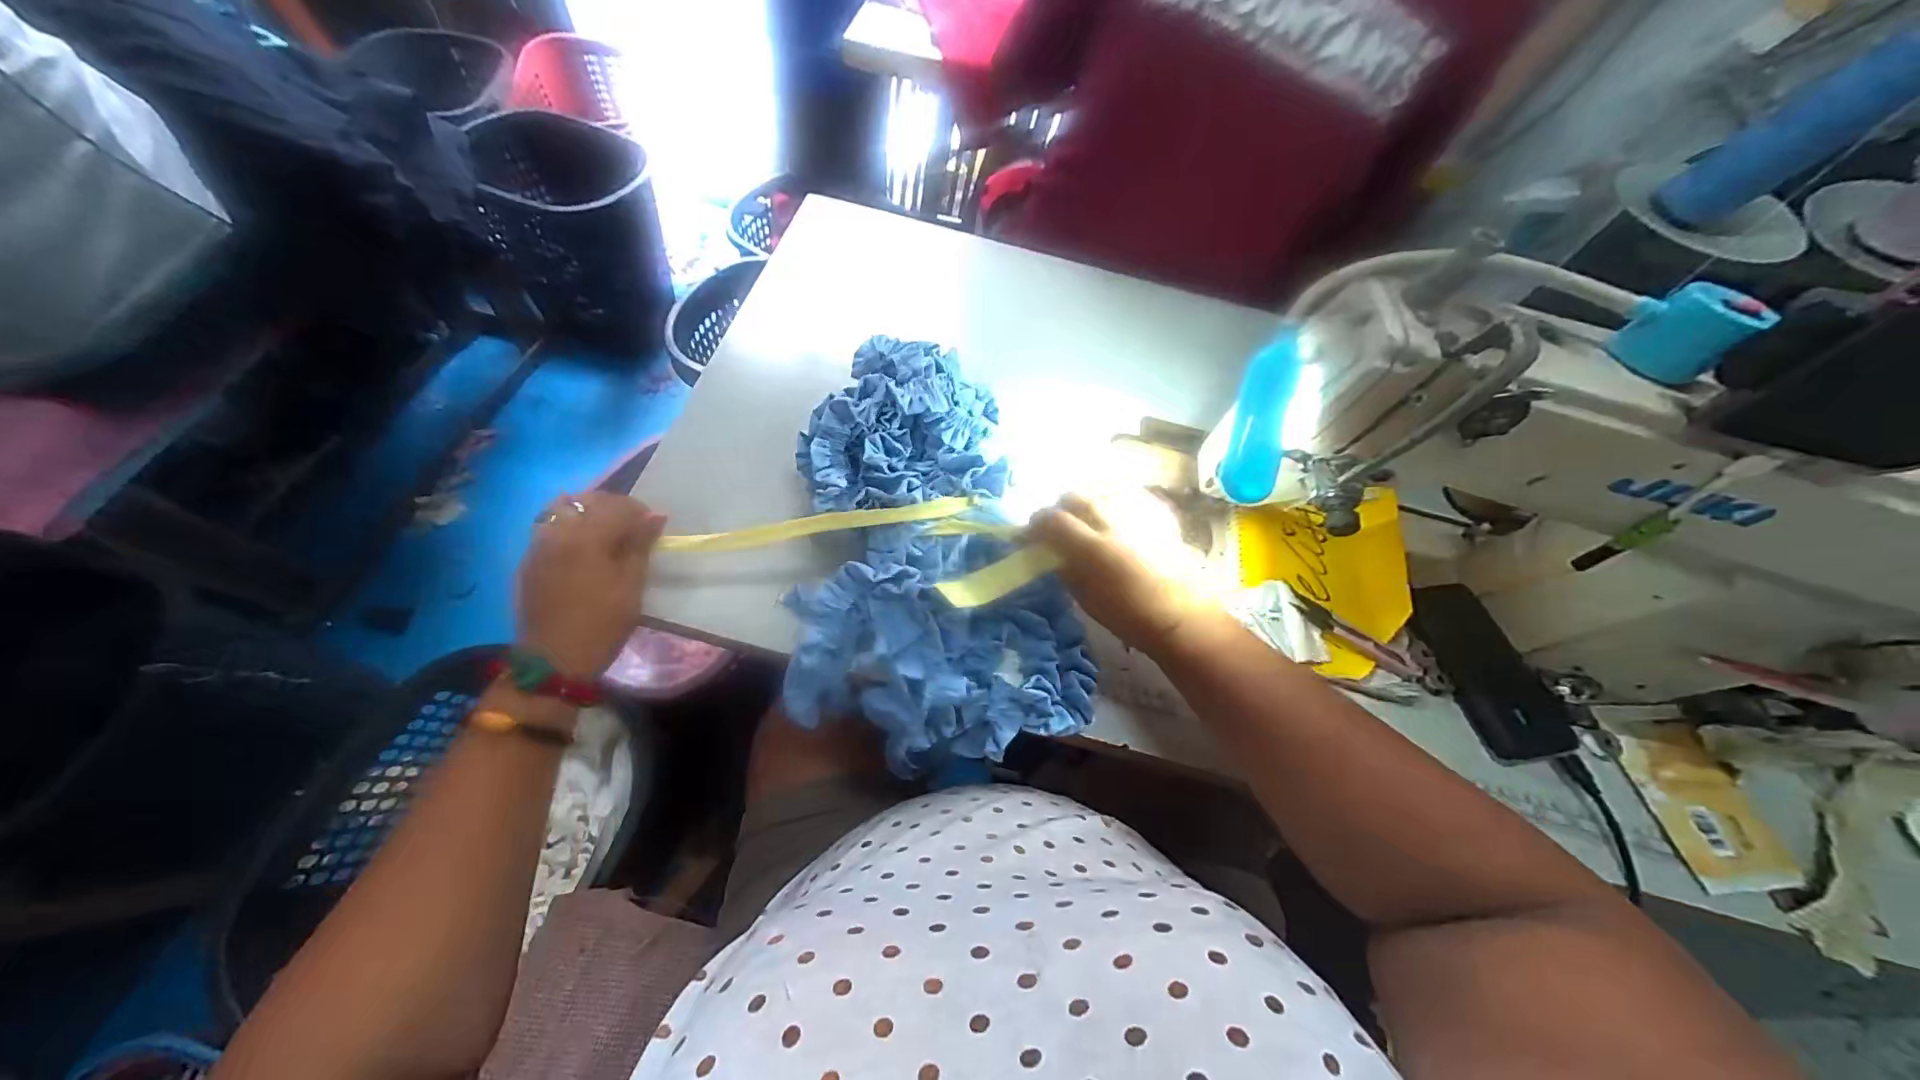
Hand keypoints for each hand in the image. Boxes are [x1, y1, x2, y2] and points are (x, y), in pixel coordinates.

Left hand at [517, 492, 666, 678]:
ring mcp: (538, 544)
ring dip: (587, 513)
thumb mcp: (631, 585)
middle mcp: (558, 532)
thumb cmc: (603, 624)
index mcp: (587, 537)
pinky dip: (569, 526)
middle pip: (587, 500)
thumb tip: (655, 517)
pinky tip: (582, 548)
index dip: (639, 512)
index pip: (617, 505)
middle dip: (613, 507)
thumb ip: (640, 546)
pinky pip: (549, 527)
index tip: (653, 527)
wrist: (554, 660)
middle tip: (631, 528)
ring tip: (605, 533)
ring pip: (562, 509)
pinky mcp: (529, 560)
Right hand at [1028, 494, 1212, 654]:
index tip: (1031, 537)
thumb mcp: (1086, 599)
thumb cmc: (1131, 617)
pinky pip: (1128, 494)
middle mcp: (1112, 521)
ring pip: (1101, 491)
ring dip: (1088, 503)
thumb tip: (1051, 554)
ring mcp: (1138, 513)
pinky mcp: (1159, 512)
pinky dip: (1115, 502)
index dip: (1035, 526)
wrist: (1183, 617)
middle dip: (1061, 511)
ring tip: (1090, 521)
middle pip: (1074, 497)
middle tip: (1060, 529)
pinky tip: (1116, 518)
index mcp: (1091, 547)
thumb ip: (1066, 569)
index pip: (1051, 519)